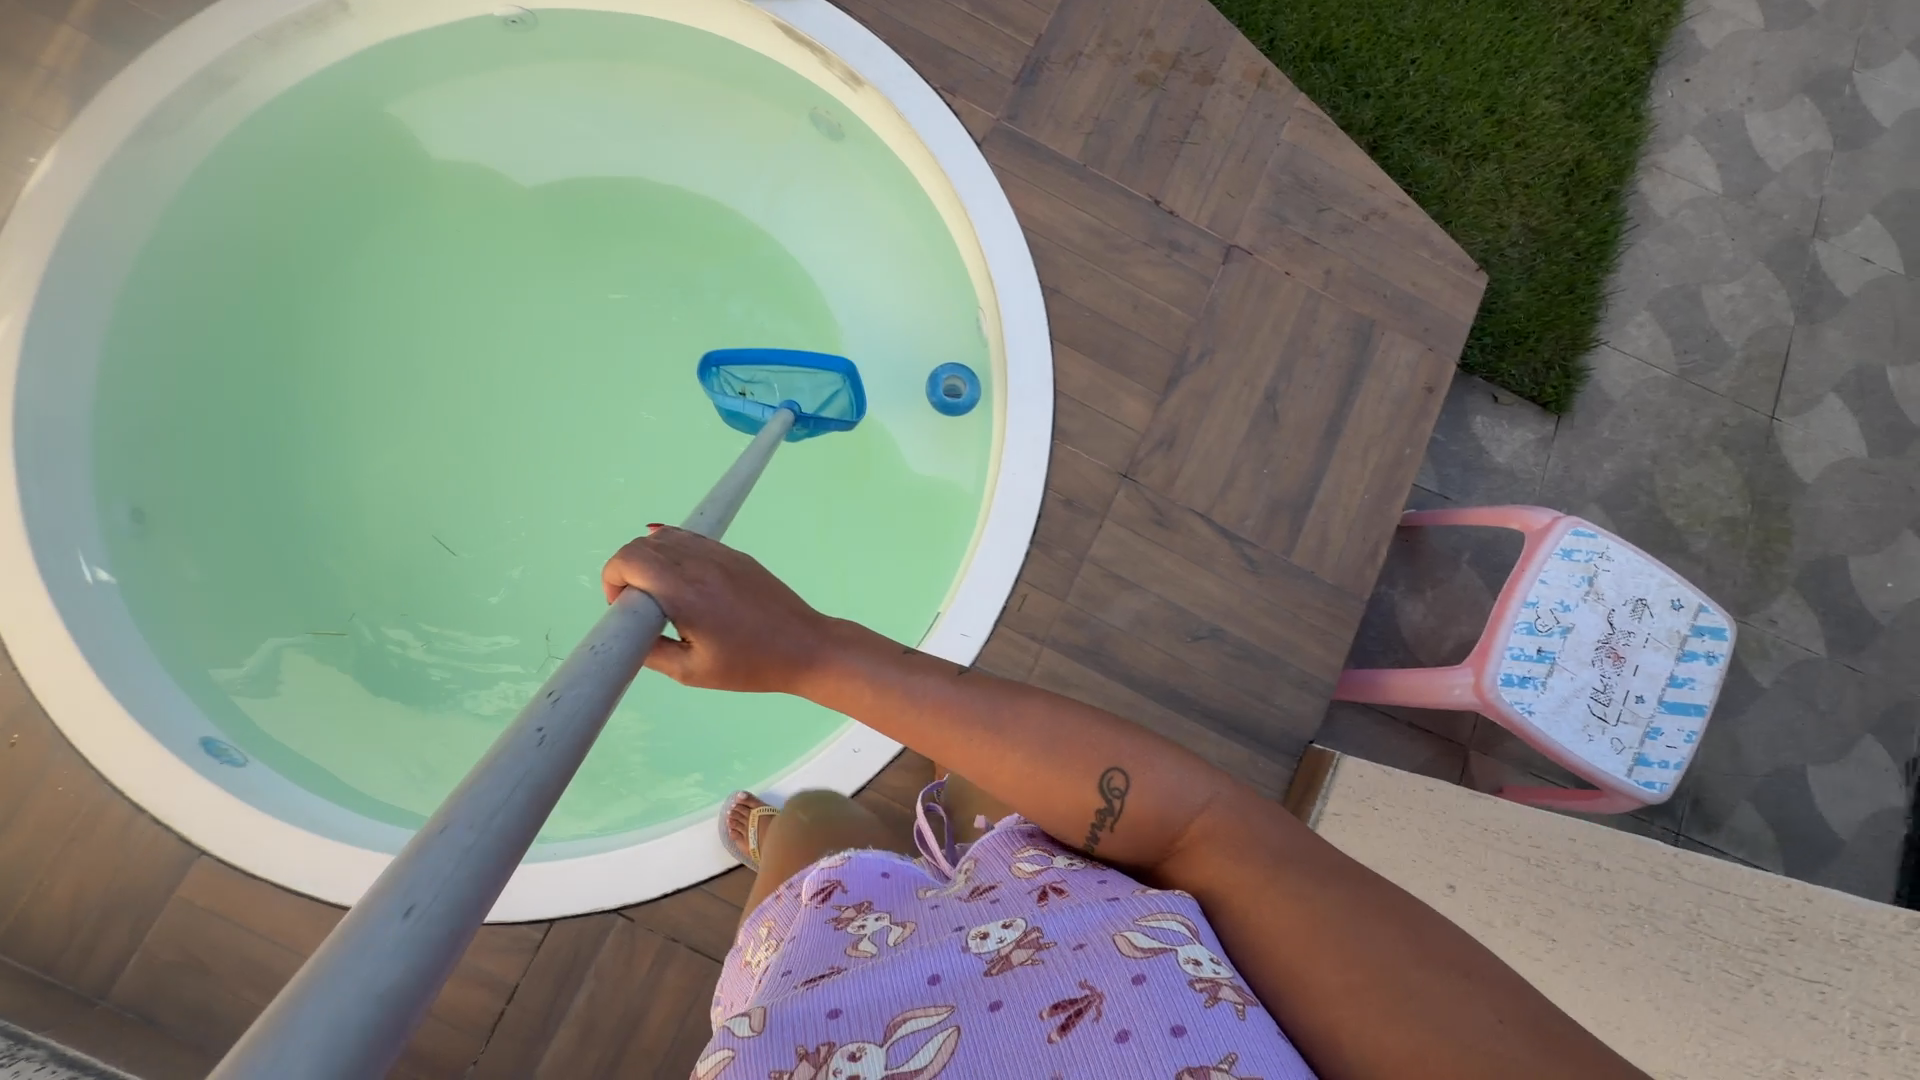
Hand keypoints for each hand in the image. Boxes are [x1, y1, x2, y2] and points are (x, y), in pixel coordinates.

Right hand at [601, 527, 838, 693]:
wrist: (806, 647)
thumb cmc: (751, 665)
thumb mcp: (691, 672)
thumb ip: (651, 652)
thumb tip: (627, 637)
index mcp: (686, 592)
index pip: (629, 559)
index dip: (613, 579)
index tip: (623, 608)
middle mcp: (702, 565)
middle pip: (643, 544)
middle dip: (627, 569)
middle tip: (638, 604)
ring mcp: (722, 556)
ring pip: (668, 535)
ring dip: (651, 557)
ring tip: (659, 591)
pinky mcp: (737, 556)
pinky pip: (694, 539)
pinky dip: (675, 550)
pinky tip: (676, 573)